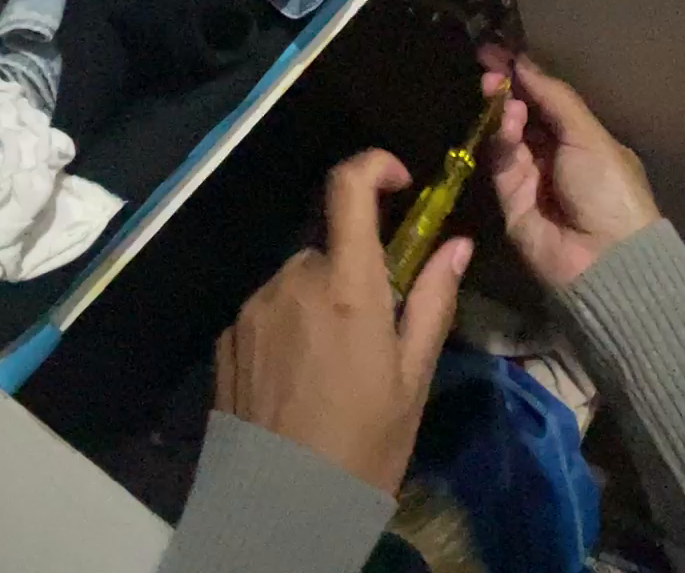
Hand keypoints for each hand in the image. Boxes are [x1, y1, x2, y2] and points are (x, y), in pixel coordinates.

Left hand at [214, 149, 472, 494]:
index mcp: (346, 287)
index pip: (349, 188)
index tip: (398, 181)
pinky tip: (298, 380)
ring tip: (334, 367)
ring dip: (321, 300)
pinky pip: (270, 307)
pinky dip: (290, 324)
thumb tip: (457, 243)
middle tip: (374, 330)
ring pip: (300, 278)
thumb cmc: (362, 449)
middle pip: (330, 247)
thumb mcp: (412, 379)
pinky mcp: (227, 336)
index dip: (373, 166)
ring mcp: (253, 308)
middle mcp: (292, 282)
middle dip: (355, 271)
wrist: (277, 518)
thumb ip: (433, 300)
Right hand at [480, 49, 660, 288]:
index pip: (547, 100)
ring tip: (496, 91)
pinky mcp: (509, 201)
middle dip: (506, 90)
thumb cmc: (609, 188)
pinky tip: (508, 124)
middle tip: (488, 68)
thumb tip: (525, 63)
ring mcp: (530, 178)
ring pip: (506, 136)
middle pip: (522, 115)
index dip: (524, 76)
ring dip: (502, 111)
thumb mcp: (590, 135)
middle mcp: (555, 156)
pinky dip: (501, 141)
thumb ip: (554, 98)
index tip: (498, 52)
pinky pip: (500, 163)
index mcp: (582, 139)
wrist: (605, 258)